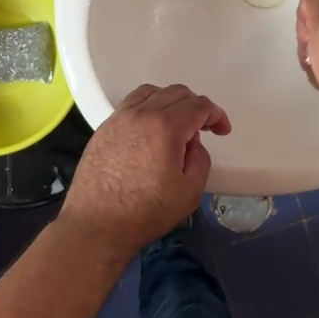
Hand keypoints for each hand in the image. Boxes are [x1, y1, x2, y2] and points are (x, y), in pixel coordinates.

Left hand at [63, 84, 230, 253]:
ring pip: (151, 92)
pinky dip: (147, 107)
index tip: (221, 130)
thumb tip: (192, 144)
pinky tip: (150, 130)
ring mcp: (119, 119)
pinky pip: (131, 104)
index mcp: (166, 127)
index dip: (216, 115)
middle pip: (176, 93)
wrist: (97, 224)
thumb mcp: (190, 192)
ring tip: (175, 125)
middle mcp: (141, 114)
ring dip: (170, 102)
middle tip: (202, 129)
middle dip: (195, 107)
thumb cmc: (145, 212)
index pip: (198, 105)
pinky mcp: (104, 128)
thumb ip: (200, 160)